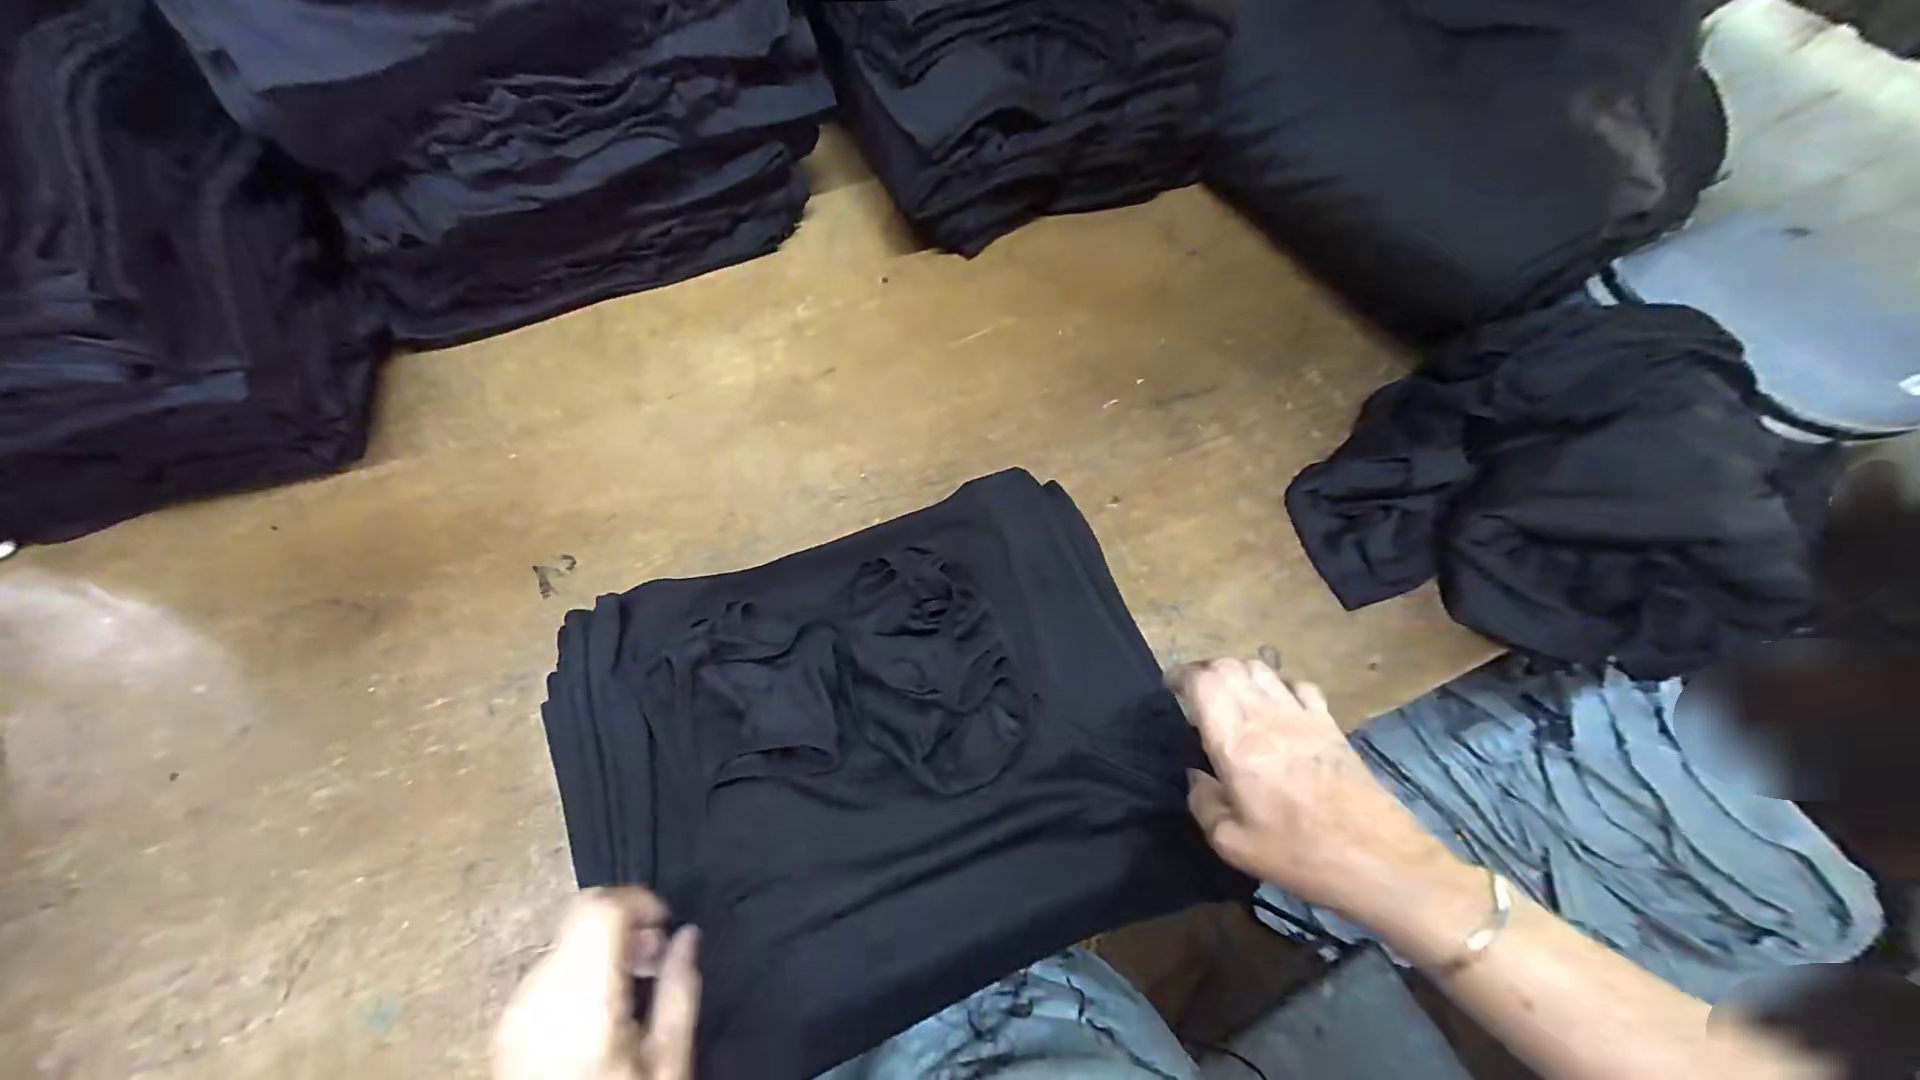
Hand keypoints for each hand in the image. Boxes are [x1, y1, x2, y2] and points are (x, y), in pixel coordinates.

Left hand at [493, 888, 700, 1079]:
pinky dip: (580, 967)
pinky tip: (600, 1006)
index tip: (665, 926)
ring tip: (631, 985)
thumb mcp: (669, 1063)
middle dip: (625, 922)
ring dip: (603, 944)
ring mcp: (512, 1015)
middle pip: (582, 916)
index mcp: (582, 1003)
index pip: (600, 908)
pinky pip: (547, 970)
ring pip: (565, 939)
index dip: (639, 900)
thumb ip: (679, 989)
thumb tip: (687, 934)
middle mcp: (538, 998)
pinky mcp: (502, 1031)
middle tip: (653, 959)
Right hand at [1170, 658, 1471, 928]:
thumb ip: (1203, 803)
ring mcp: (1302, 716)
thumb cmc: (1301, 856)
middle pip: (1228, 665)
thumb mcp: (1233, 844)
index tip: (1169, 689)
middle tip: (1193, 691)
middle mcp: (1266, 718)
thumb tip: (1195, 776)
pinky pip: (1296, 684)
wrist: (1383, 863)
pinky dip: (1276, 683)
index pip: (1202, 682)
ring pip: (1259, 667)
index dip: (1180, 676)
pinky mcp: (1330, 723)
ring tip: (1227, 693)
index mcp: (1236, 744)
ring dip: (1236, 671)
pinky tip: (1274, 704)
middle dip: (1203, 670)